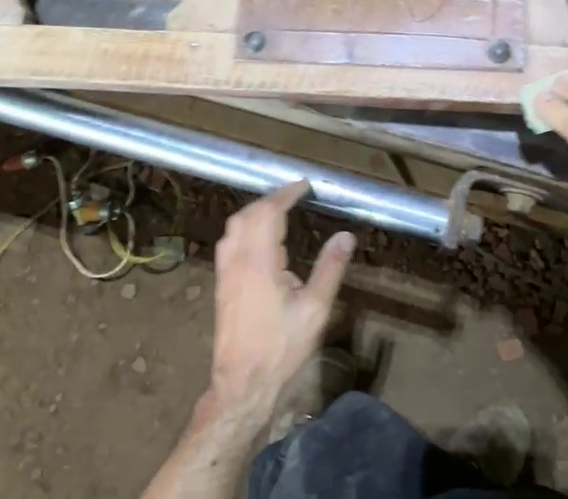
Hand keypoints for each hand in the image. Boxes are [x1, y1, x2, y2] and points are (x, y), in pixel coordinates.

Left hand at [207, 181, 354, 410]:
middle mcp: (236, 261)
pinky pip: (229, 243)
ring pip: (234, 227)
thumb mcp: (315, 309)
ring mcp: (225, 273)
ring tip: (278, 211)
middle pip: (248, 214)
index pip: (269, 212)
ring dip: (255, 212)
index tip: (304, 184)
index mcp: (258, 261)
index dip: (286, 193)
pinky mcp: (222, 286)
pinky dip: (245, 228)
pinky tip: (260, 240)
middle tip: (294, 195)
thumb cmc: (281, 348)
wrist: (243, 384)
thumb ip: (329, 268)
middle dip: (270, 199)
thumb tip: (346, 235)